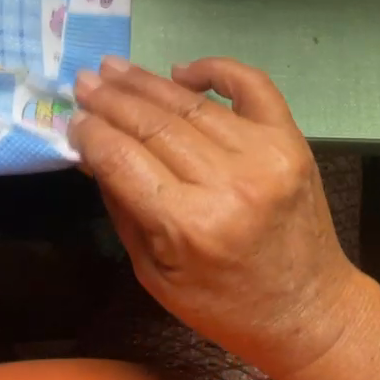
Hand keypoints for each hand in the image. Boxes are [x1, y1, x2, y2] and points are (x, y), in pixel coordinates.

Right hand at [70, 56, 360, 376]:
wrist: (306, 311)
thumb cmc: (222, 305)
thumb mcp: (153, 272)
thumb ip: (122, 207)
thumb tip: (94, 152)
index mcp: (189, 224)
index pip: (122, 159)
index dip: (91, 134)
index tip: (72, 121)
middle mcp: (228, 182)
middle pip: (152, 124)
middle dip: (110, 100)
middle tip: (84, 81)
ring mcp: (264, 156)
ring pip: (191, 104)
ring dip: (147, 82)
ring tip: (115, 69)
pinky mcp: (291, 142)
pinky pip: (252, 86)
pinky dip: (216, 70)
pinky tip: (182, 71)